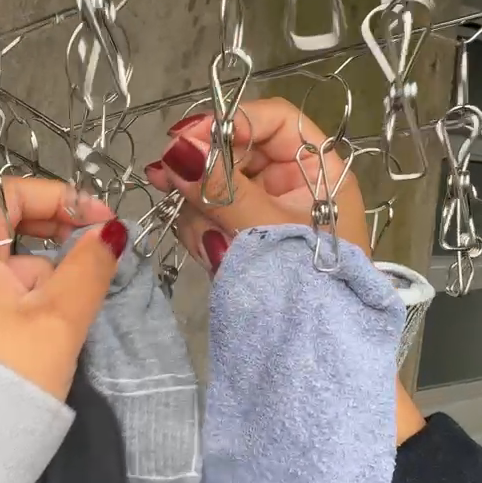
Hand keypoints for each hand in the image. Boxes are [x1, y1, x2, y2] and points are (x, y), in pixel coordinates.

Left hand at [0, 178, 126, 399]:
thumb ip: (90, 265)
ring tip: (64, 315)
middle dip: (54, 237)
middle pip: (4, 225)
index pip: (11, 193)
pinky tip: (39, 330)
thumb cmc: (6, 375)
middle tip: (95, 258)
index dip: (61, 197)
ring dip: (39, 273)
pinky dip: (18, 295)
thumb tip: (110, 230)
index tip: (102, 221)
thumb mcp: (59, 318)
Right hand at [145, 99, 424, 444]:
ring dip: (199, 207)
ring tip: (209, 242)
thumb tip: (174, 148)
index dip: (228, 121)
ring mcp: (263, 211)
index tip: (183, 138)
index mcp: (317, 171)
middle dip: (203, 172)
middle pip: (235, 151)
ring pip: (213, 183)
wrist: (315, 361)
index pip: (272, 121)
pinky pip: (207, 213)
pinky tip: (207, 251)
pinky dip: (199, 229)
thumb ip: (218, 188)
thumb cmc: (307, 291)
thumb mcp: (263, 232)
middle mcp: (290, 184)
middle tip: (164, 179)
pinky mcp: (241, 237)